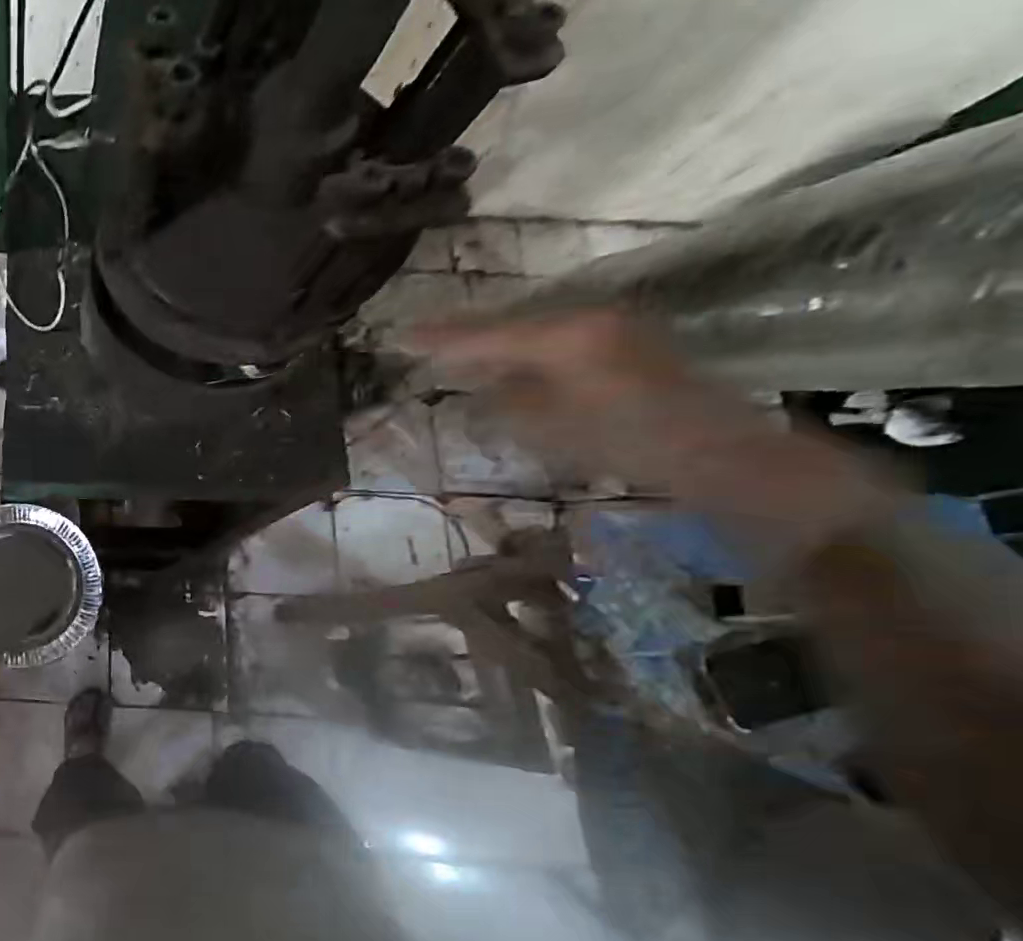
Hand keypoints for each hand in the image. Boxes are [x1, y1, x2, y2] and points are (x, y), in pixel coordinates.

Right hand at [412, 307, 900, 562]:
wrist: (714, 450)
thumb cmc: (622, 442)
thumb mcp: (545, 426)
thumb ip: (502, 396)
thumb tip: (474, 379)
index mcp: (563, 336)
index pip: (486, 333)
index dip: (440, 338)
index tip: (400, 338)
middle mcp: (585, 317)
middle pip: (508, 322)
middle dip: (464, 334)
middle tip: (421, 342)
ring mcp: (609, 324)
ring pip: (532, 328)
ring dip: (494, 341)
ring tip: (454, 352)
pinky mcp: (623, 339)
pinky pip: (555, 336)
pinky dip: (524, 348)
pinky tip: (505, 361)